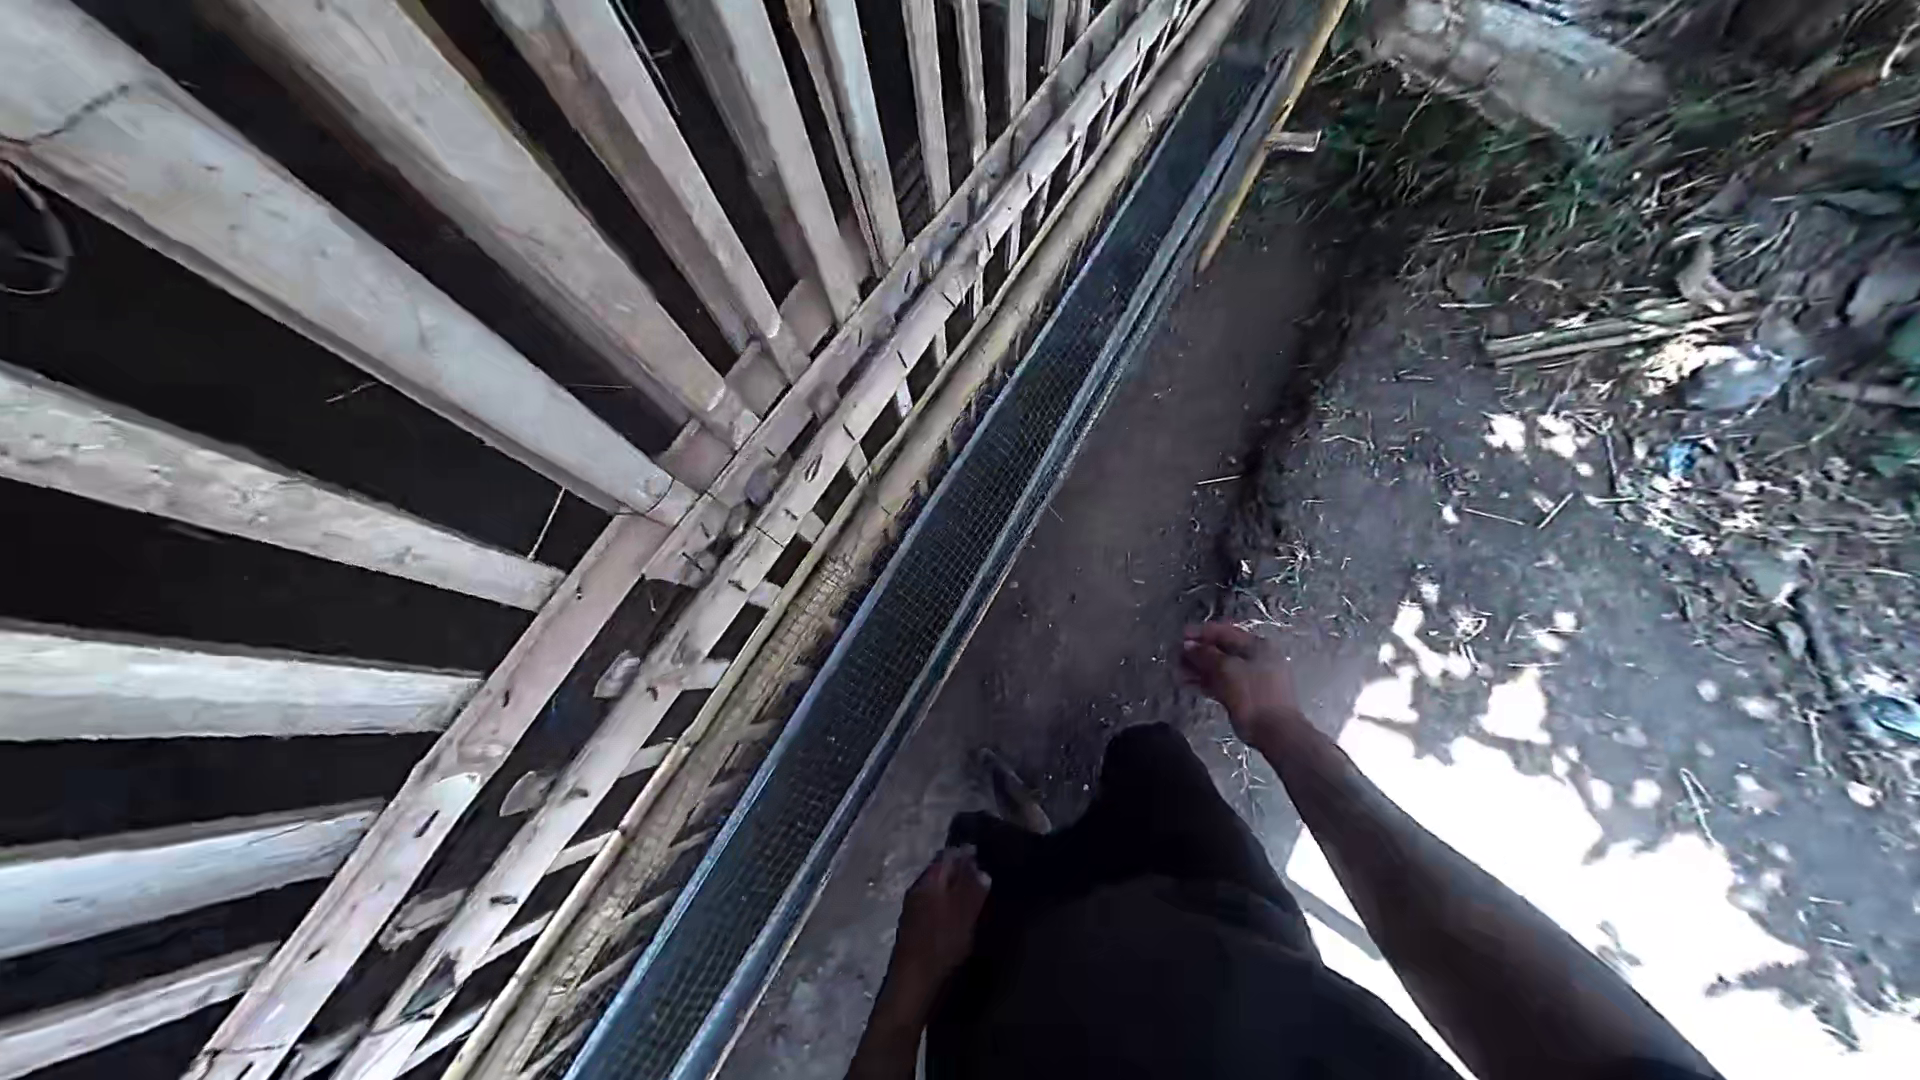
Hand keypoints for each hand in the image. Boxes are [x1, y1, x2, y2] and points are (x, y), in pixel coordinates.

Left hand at [888, 846, 988, 999]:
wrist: (911, 989)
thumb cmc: (940, 947)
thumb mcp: (963, 916)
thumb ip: (972, 889)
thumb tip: (981, 869)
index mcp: (927, 882)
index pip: (947, 855)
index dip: (965, 853)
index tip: (983, 853)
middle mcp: (917, 891)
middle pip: (940, 872)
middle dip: (960, 870)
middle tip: (983, 873)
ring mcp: (913, 911)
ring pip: (937, 890)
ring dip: (954, 889)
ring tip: (976, 894)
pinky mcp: (914, 930)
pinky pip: (934, 906)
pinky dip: (948, 905)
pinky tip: (960, 916)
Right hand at [1180, 621, 1311, 747]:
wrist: (1275, 731)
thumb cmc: (1252, 693)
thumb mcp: (1226, 668)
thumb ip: (1205, 654)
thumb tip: (1188, 646)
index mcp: (1257, 646)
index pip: (1224, 632)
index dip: (1200, 632)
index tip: (1180, 636)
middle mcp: (1255, 658)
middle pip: (1221, 649)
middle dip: (1197, 652)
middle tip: (1176, 657)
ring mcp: (1251, 678)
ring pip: (1220, 668)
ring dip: (1198, 668)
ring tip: (1178, 672)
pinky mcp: (1245, 695)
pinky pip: (1222, 683)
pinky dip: (1206, 682)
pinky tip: (1188, 684)